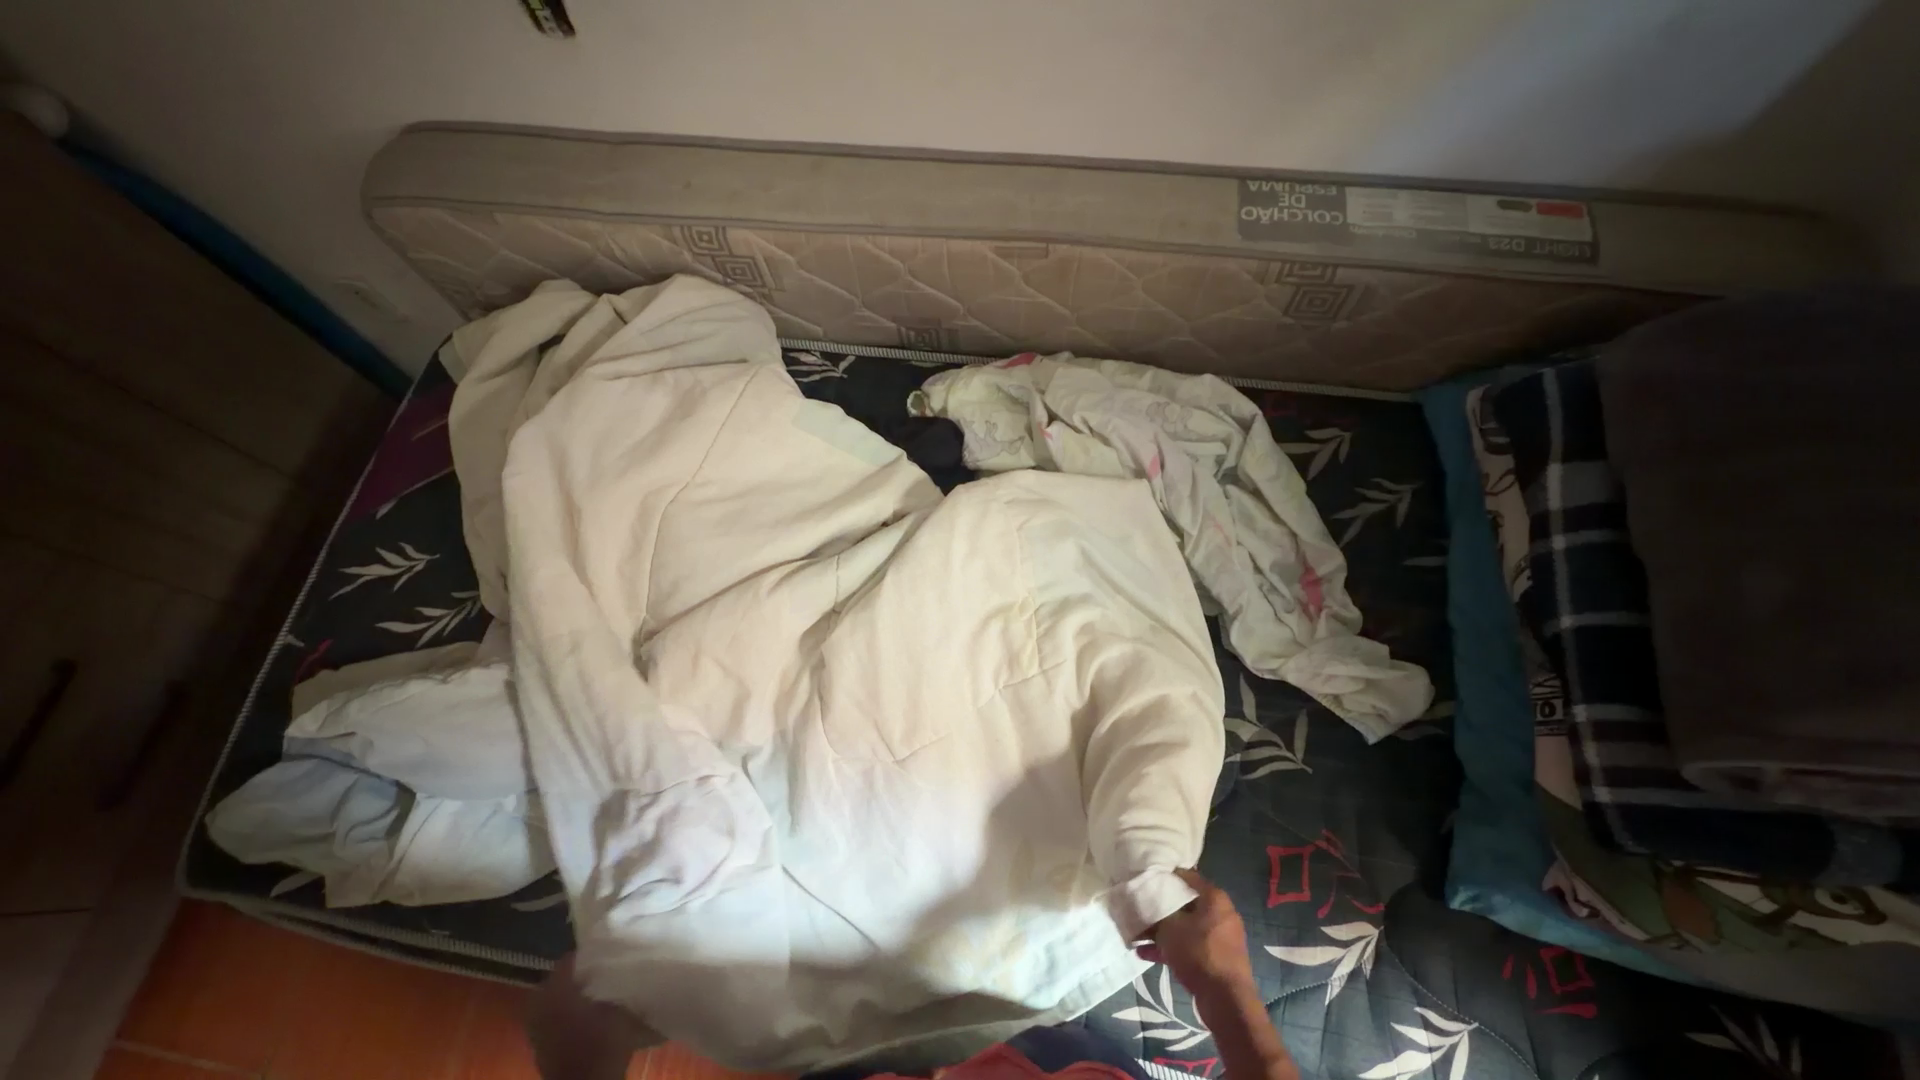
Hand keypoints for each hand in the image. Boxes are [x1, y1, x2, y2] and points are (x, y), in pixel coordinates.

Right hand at [1138, 868, 1255, 1001]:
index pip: (1187, 875)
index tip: (1145, 876)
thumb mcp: (1171, 928)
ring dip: (1161, 931)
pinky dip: (1170, 948)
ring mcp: (1218, 938)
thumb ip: (1156, 911)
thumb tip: (1144, 901)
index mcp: (1214, 898)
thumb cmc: (1199, 953)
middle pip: (1184, 904)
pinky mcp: (1215, 958)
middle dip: (1159, 907)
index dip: (1165, 875)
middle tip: (1137, 906)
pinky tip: (1144, 954)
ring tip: (1136, 934)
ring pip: (1184, 927)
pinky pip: (1189, 946)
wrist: (1226, 1000)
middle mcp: (1220, 914)